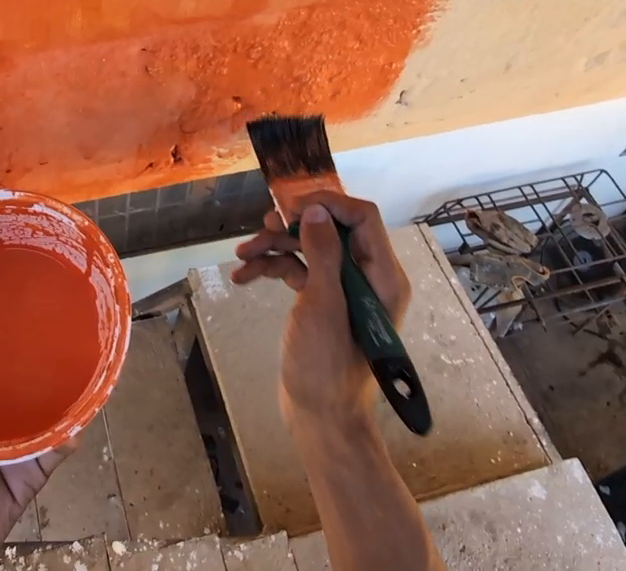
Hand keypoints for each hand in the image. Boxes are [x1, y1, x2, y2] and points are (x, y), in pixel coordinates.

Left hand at [0, 308, 74, 570]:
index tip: (8, 284)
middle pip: (14, 374)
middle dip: (35, 348)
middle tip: (54, 313)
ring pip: (42, 408)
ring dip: (62, 386)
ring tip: (79, 354)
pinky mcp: (19, 480)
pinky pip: (52, 452)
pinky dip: (70, 433)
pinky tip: (79, 413)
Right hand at [230, 192, 410, 424]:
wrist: (320, 421)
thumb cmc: (327, 369)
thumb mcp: (323, 307)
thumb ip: (323, 255)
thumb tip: (314, 210)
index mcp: (382, 276)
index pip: (362, 217)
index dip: (327, 204)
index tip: (290, 206)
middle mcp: (366, 276)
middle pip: (330, 228)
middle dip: (292, 224)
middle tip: (263, 225)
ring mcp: (343, 288)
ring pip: (308, 246)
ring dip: (274, 245)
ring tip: (242, 254)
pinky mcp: (321, 300)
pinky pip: (297, 268)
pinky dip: (271, 267)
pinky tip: (243, 276)